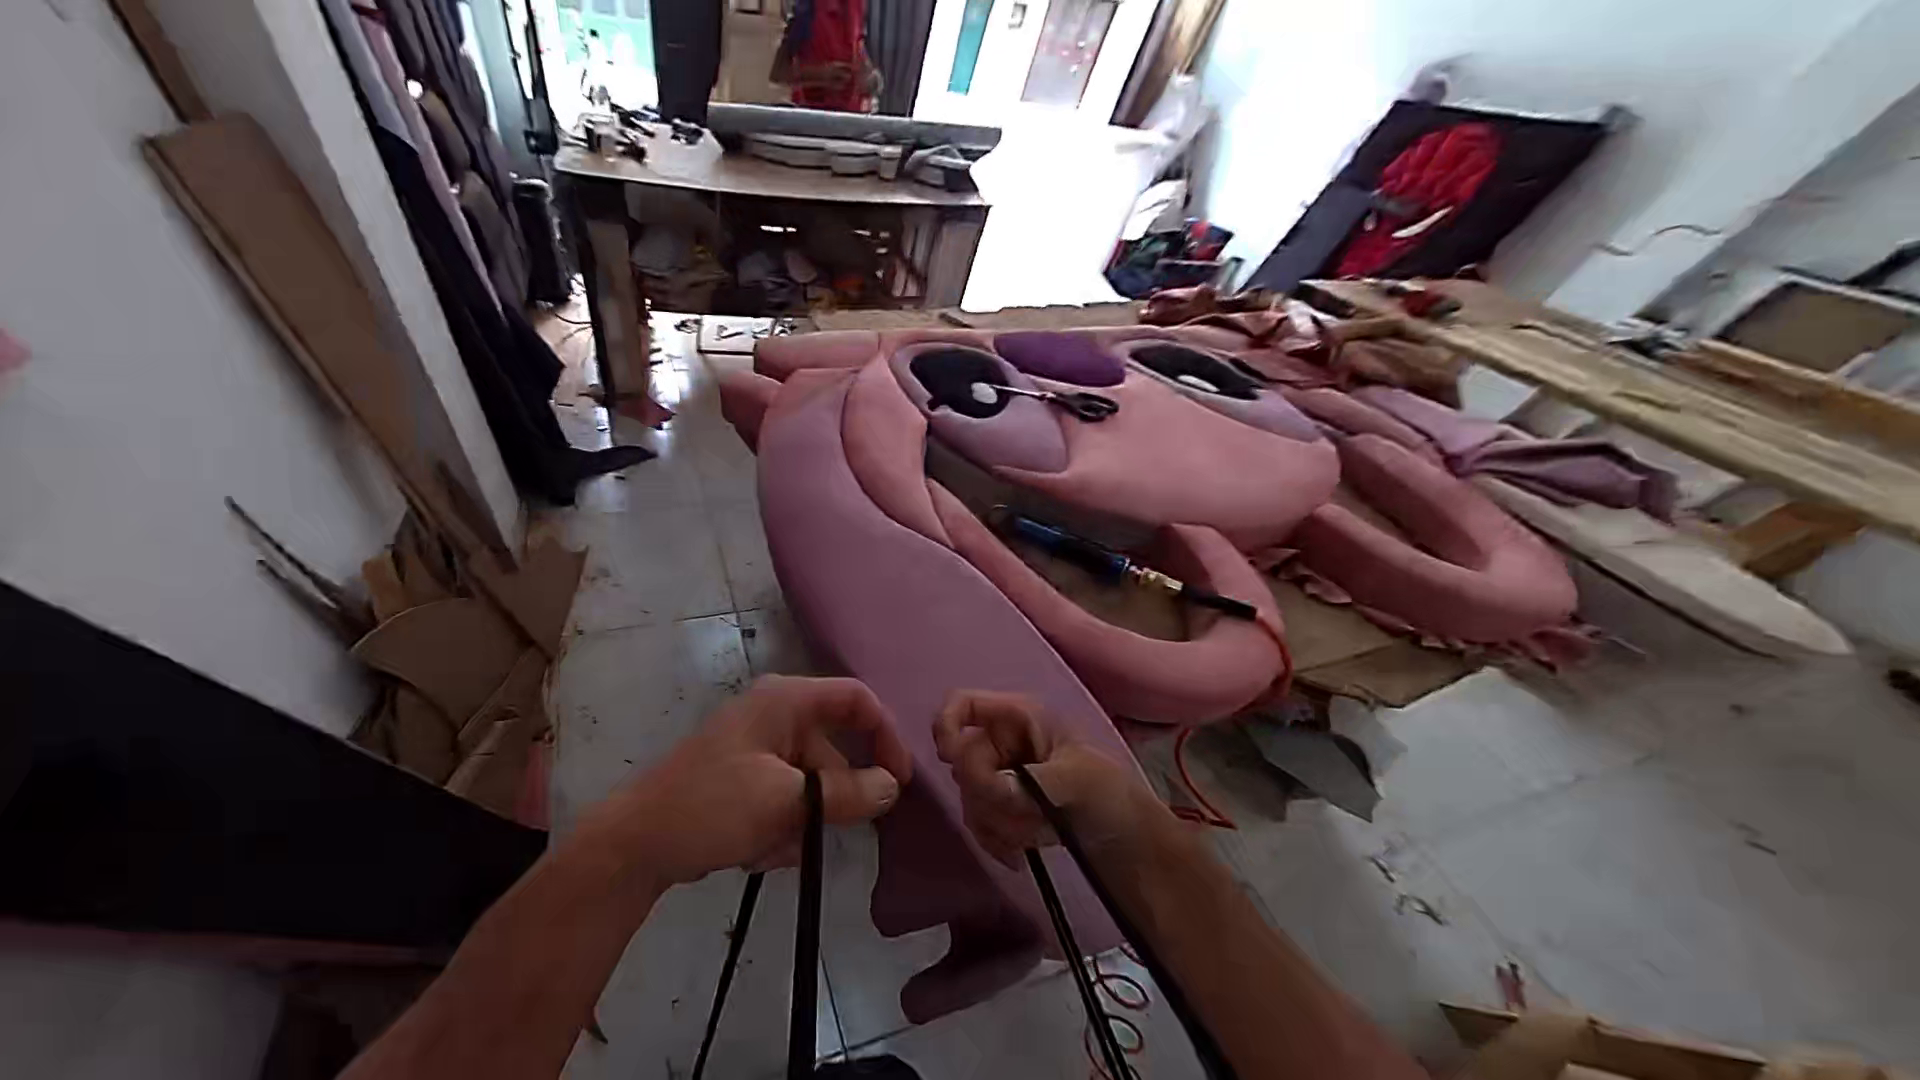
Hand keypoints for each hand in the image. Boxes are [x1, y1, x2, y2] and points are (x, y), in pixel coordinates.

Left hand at [592, 675, 913, 886]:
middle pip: (834, 749)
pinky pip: (788, 796)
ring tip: (774, 845)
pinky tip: (757, 849)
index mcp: (786, 700)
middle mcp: (776, 715)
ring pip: (812, 781)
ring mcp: (759, 748)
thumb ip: (848, 793)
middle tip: (829, 830)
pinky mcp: (747, 778)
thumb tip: (893, 787)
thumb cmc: (712, 806)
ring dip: (805, 818)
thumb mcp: (788, 801)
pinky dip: (784, 824)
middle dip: (834, 796)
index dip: (885, 735)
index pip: (857, 700)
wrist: (633, 847)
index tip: (899, 779)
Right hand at [932, 690, 1151, 868]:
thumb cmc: (1112, 796)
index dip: (947, 726)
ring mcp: (1002, 778)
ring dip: (998, 823)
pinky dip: (995, 840)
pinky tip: (1020, 855)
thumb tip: (993, 790)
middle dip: (990, 795)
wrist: (1131, 848)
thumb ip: (1028, 782)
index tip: (953, 760)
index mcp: (1020, 717)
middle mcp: (1004, 743)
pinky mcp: (1003, 811)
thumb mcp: (1078, 779)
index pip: (963, 704)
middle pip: (963, 761)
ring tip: (1037, 832)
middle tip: (1026, 811)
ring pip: (969, 798)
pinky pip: (977, 823)